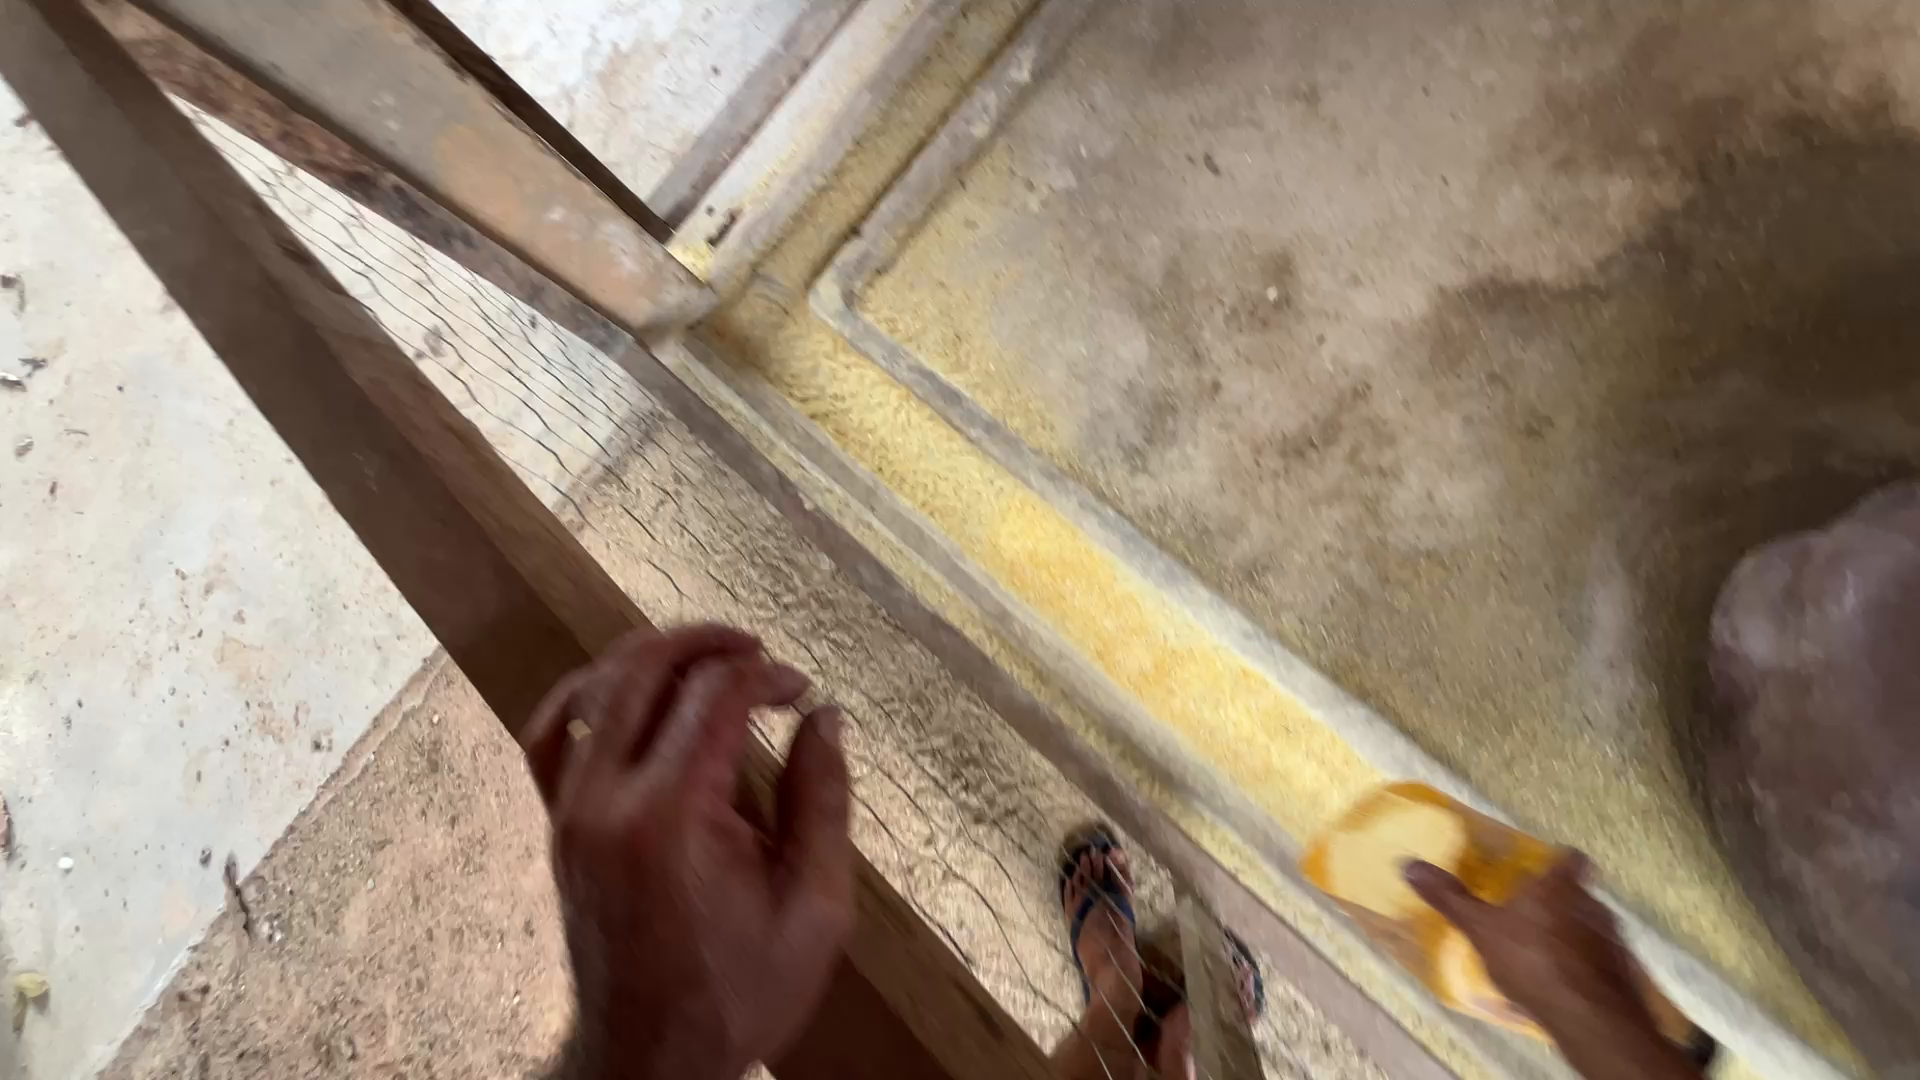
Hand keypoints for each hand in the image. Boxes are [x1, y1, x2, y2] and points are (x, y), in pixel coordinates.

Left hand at [521, 625, 854, 1079]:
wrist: (646, 1063)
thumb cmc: (740, 989)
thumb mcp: (815, 904)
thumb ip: (822, 797)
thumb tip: (826, 715)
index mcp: (674, 815)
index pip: (715, 694)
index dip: (766, 674)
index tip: (802, 691)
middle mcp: (607, 797)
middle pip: (645, 668)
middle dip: (709, 642)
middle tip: (759, 651)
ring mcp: (570, 808)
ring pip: (597, 685)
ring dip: (657, 654)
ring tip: (710, 657)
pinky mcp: (558, 822)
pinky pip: (553, 730)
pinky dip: (593, 691)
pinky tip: (632, 688)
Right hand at [1405, 853, 1701, 1079]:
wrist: (1593, 1022)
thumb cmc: (1533, 960)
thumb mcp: (1479, 928)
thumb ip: (1448, 897)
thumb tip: (1410, 864)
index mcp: (1559, 887)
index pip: (1569, 858)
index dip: (1558, 859)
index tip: (1543, 866)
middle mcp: (1594, 907)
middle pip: (1579, 892)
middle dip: (1559, 899)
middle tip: (1530, 910)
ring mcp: (1616, 943)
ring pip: (1592, 926)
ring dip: (1573, 933)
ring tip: (1544, 949)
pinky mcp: (1627, 978)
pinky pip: (1601, 960)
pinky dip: (1584, 964)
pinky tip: (1563, 980)